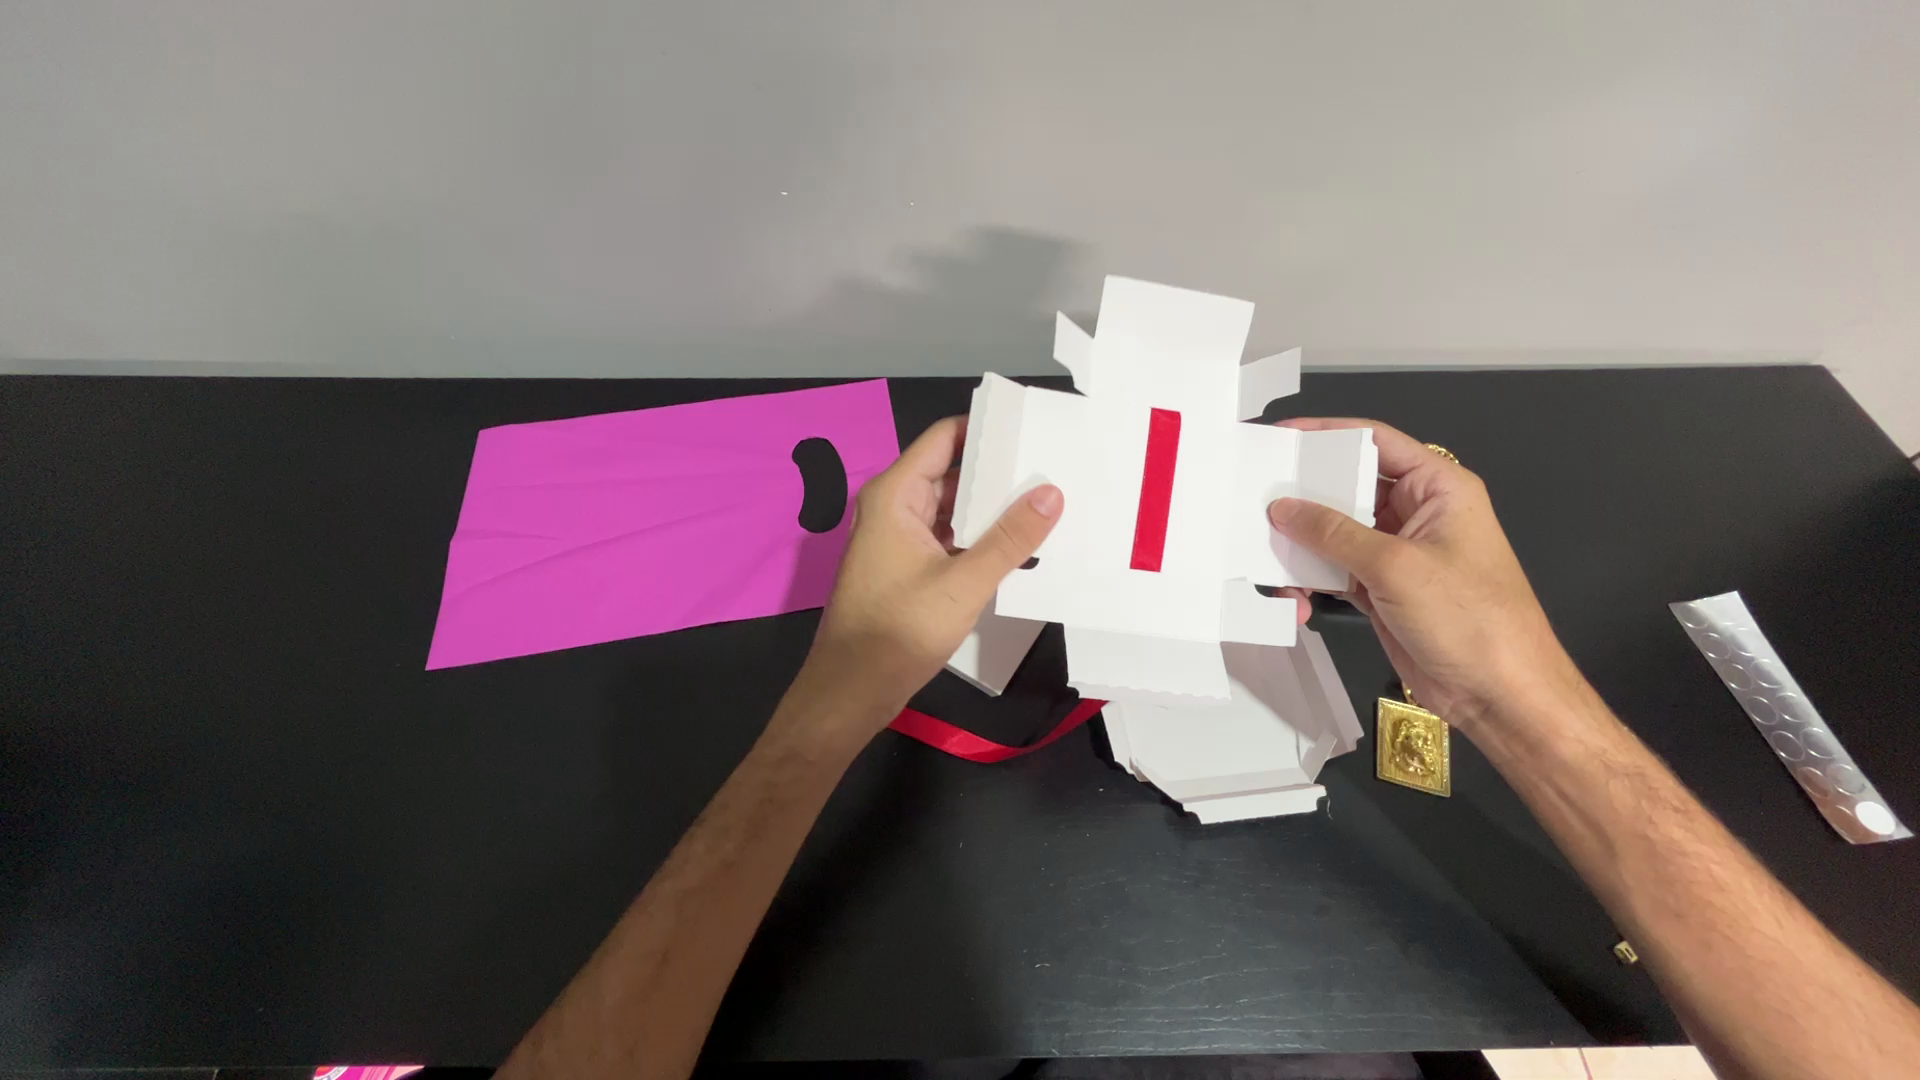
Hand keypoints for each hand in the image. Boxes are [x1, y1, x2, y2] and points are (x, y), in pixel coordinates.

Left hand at [795, 416, 1062, 734]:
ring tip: (1048, 501)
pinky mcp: (909, 567)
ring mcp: (901, 539)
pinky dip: (980, 538)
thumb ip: (1009, 538)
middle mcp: (895, 507)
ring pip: (953, 508)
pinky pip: (949, 537)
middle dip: (998, 470)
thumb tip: (1051, 492)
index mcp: (896, 495)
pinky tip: (1020, 545)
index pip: (944, 438)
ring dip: (992, 508)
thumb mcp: (963, 583)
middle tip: (1054, 466)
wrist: (851, 690)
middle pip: (951, 471)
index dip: (986, 428)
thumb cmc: (898, 631)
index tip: (1033, 427)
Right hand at [1266, 418, 1578, 735]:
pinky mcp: (1380, 588)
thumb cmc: (1468, 618)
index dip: (1327, 434)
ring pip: (1335, 532)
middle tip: (1256, 493)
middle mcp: (1416, 513)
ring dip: (1302, 543)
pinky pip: (1333, 569)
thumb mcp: (1394, 565)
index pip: (1376, 442)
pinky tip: (1292, 594)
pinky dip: (1310, 578)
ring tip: (1264, 549)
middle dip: (1304, 494)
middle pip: (1348, 488)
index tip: (1281, 436)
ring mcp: (1396, 552)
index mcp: (1438, 489)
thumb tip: (1282, 507)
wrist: (1498, 693)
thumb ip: (1332, 533)